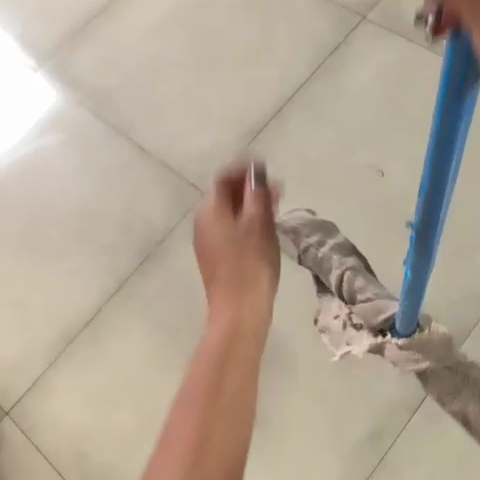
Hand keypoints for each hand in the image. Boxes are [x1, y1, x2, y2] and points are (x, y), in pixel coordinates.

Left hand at [192, 160, 280, 331]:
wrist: (239, 311)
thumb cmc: (251, 263)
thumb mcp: (259, 223)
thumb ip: (256, 193)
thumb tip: (255, 172)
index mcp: (210, 209)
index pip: (224, 177)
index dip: (244, 169)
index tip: (266, 169)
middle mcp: (203, 221)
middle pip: (224, 194)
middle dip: (248, 187)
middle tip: (277, 189)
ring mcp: (206, 240)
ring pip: (227, 212)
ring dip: (249, 205)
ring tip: (275, 207)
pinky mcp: (214, 256)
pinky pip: (228, 228)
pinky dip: (245, 221)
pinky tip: (263, 230)